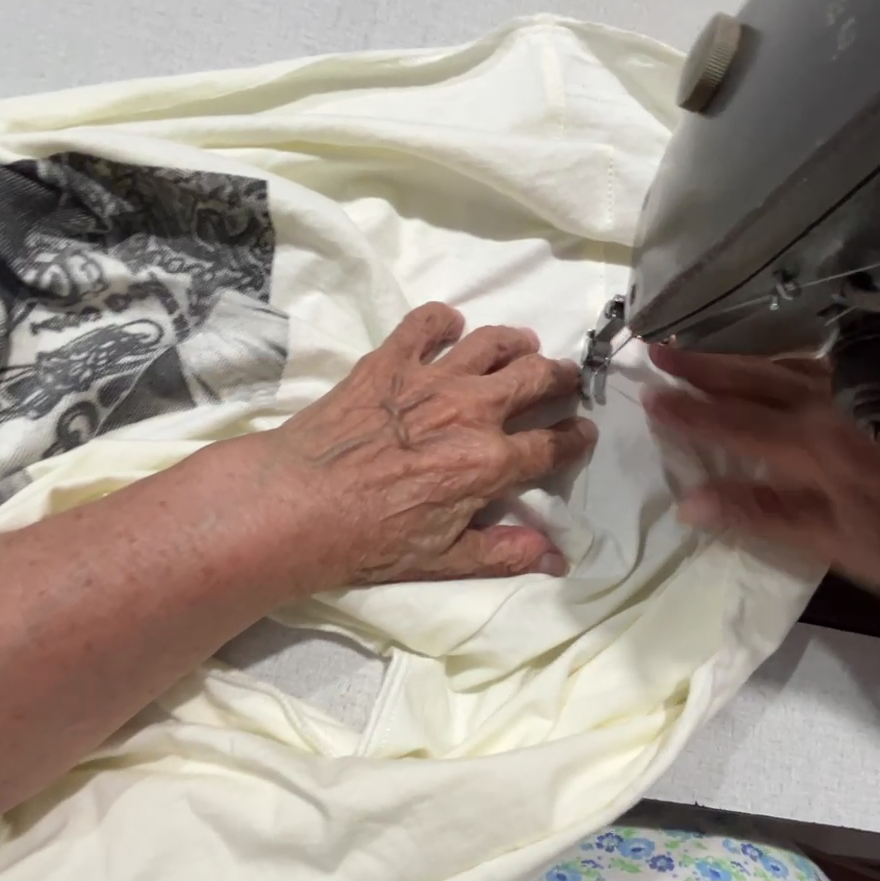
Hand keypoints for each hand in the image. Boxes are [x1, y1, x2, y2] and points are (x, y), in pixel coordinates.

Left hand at [242, 302, 595, 590]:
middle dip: (560, 378)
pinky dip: (444, 319)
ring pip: (491, 342)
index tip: (583, 433)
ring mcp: (430, 378)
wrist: (296, 503)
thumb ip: (503, 554)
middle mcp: (470, 411)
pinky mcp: (389, 359)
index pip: (551, 446)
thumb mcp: (442, 560)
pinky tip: (450, 327)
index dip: (574, 439)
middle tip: (566, 380)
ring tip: (524, 346)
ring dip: (516, 342)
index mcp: (488, 463)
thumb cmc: (369, 540)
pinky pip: (426, 322)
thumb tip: (557, 559)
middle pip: (534, 379)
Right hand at [642, 343, 879, 614]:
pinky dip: (785, 365)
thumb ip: (760, 514)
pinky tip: (781, 368)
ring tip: (702, 355)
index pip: (735, 424)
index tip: (647, 396)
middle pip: (758, 381)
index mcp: (817, 447)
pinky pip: (823, 373)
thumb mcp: (830, 544)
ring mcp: (868, 401)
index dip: (688, 412)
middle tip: (658, 348)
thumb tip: (690, 501)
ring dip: (741, 361)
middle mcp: (838, 410)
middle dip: (703, 366)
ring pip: (791, 369)